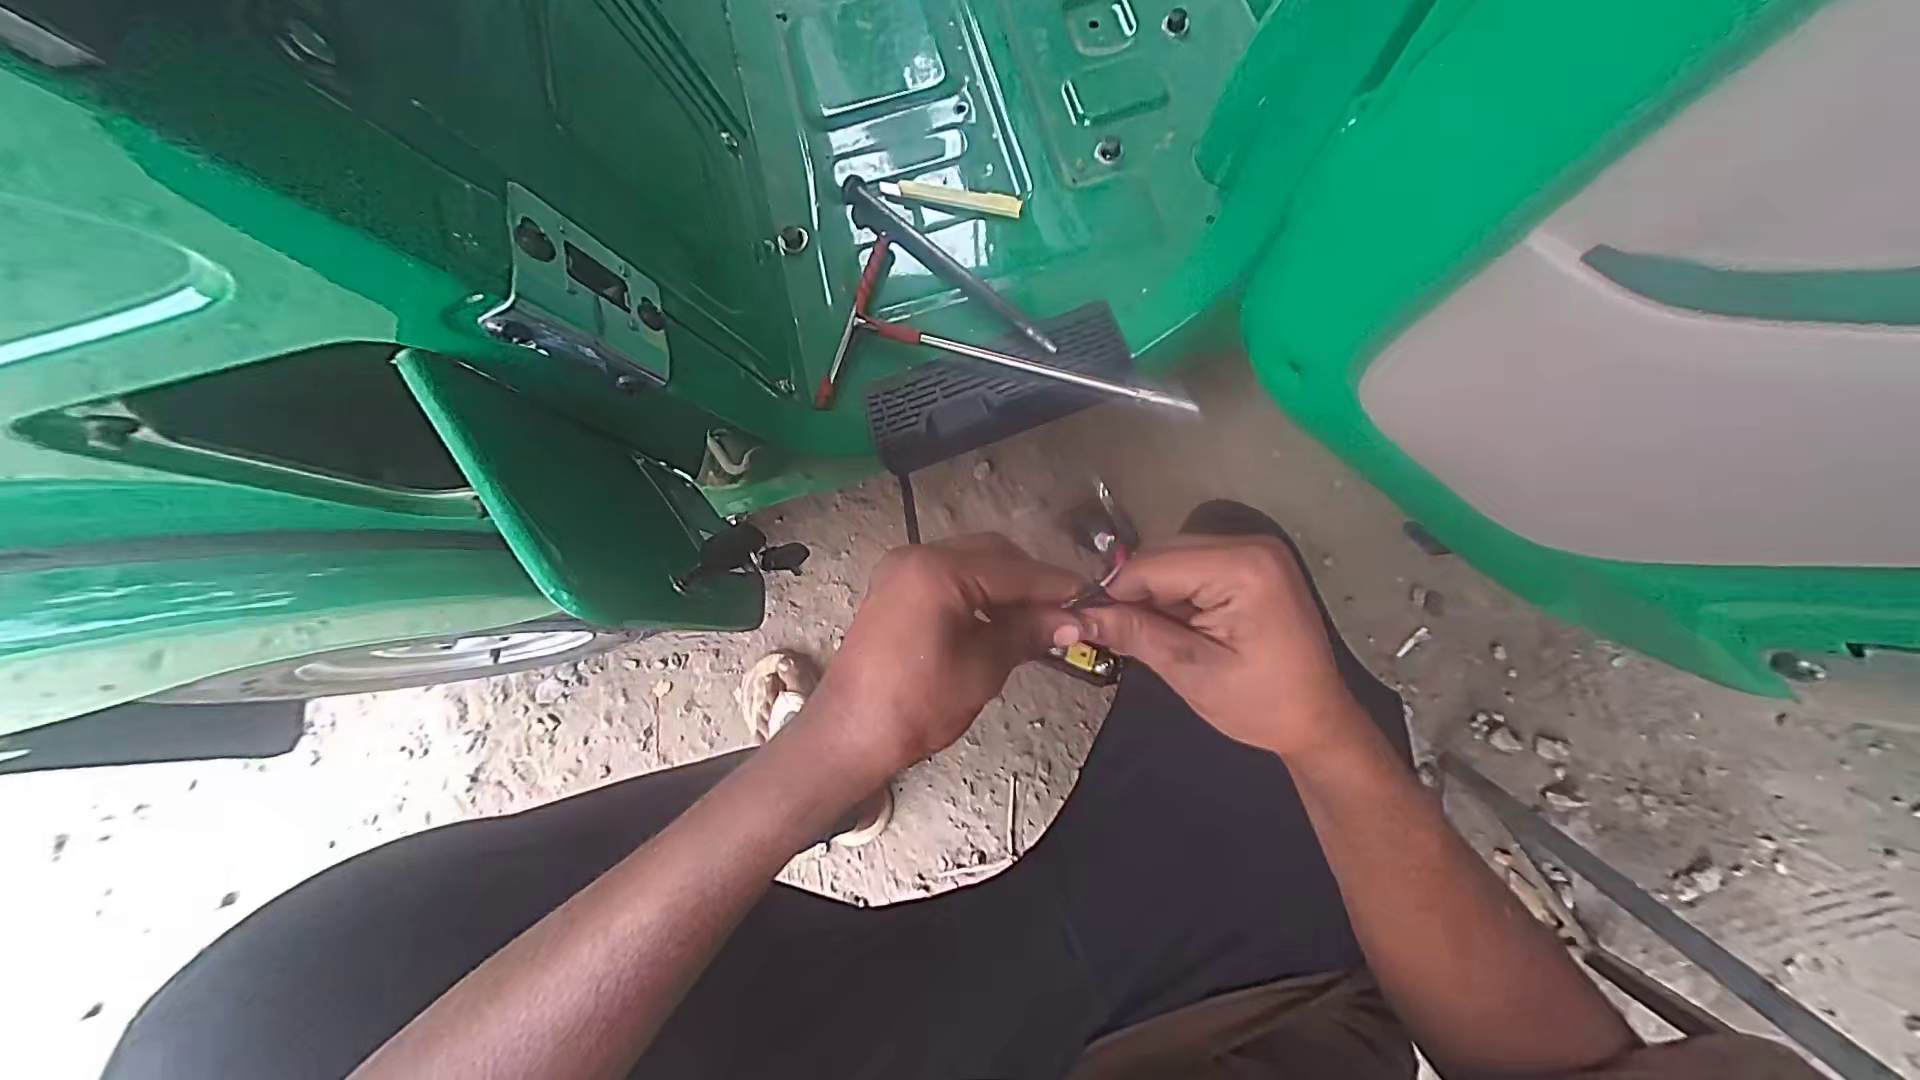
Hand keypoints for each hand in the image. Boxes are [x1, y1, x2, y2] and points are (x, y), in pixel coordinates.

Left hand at [807, 535, 1081, 777]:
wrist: (848, 735)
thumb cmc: (913, 706)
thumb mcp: (981, 670)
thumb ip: (1026, 633)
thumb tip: (1068, 620)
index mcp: (937, 572)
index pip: (1014, 569)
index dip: (1056, 585)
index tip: (1089, 598)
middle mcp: (916, 557)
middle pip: (992, 554)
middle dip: (1031, 580)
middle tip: (1064, 612)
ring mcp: (900, 569)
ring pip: (970, 561)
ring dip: (1005, 584)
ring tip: (1036, 618)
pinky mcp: (894, 587)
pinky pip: (948, 575)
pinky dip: (978, 590)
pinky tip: (999, 617)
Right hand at [1065, 535, 1364, 758]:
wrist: (1317, 721)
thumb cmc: (1262, 704)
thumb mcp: (1190, 671)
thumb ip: (1133, 633)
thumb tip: (1079, 616)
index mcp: (1242, 568)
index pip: (1150, 564)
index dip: (1115, 594)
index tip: (1092, 625)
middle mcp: (1250, 546)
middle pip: (1159, 556)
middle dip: (1136, 594)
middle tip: (1126, 636)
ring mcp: (1253, 551)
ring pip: (1170, 559)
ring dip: (1153, 594)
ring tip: (1161, 635)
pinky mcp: (1250, 563)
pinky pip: (1190, 566)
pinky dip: (1173, 593)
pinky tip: (1180, 625)